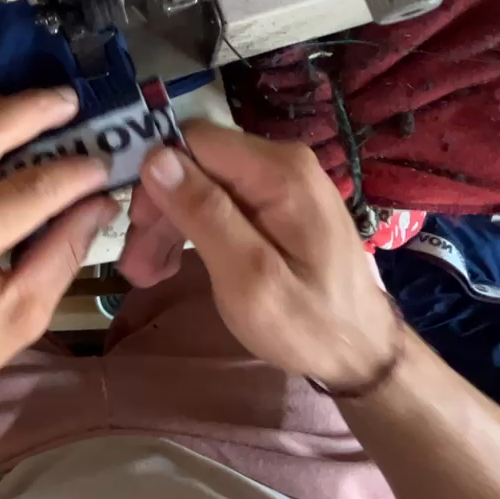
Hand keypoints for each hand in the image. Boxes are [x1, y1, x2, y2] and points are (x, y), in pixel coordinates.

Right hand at [116, 122, 399, 390]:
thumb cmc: (308, 325)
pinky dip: (188, 229)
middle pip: (192, 164)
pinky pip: (215, 200)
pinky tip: (173, 262)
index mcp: (278, 172)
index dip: (156, 177)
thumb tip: (155, 158)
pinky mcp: (273, 202)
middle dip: (157, 209)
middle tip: (136, 264)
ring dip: (166, 224)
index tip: (138, 226)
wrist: (363, 356)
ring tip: (147, 272)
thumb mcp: (248, 276)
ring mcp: (277, 181)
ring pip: (197, 183)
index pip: (193, 141)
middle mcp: (279, 163)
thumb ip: (204, 213)